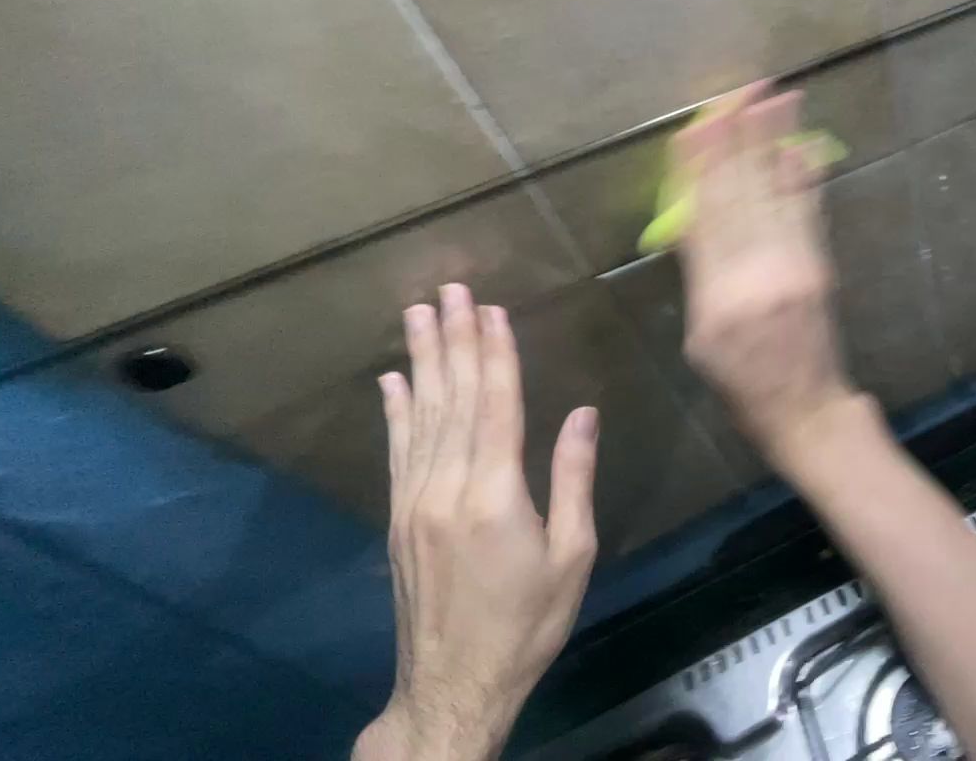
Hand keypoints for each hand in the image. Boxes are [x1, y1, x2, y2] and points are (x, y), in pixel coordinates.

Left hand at [354, 284, 600, 760]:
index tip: (492, 310)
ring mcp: (414, 503)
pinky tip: (391, 381)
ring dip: (422, 361)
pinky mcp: (398, 520)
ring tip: (419, 317)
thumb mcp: (572, 553)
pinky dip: (394, 412)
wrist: (455, 684)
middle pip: (454, 400)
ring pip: (421, 417)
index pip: (496, 406)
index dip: (496, 355)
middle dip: (455, 340)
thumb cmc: (530, 619)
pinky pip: (397, 453)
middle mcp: (447, 488)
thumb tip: (584, 413)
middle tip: (448, 291)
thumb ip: (574, 478)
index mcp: (496, 494)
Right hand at [674, 84, 880, 473]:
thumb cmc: (742, 384)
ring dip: (778, 142)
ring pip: (779, 193)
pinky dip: (806, 178)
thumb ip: (699, 278)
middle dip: (741, 138)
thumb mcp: (701, 340)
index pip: (705, 216)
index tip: (698, 123)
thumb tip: (688, 220)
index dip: (701, 166)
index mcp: (719, 294)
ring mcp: (796, 266)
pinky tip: (804, 147)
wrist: (806, 408)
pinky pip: (811, 214)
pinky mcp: (821, 266)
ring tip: (778, 98)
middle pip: (743, 193)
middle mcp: (758, 272)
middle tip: (743, 89)